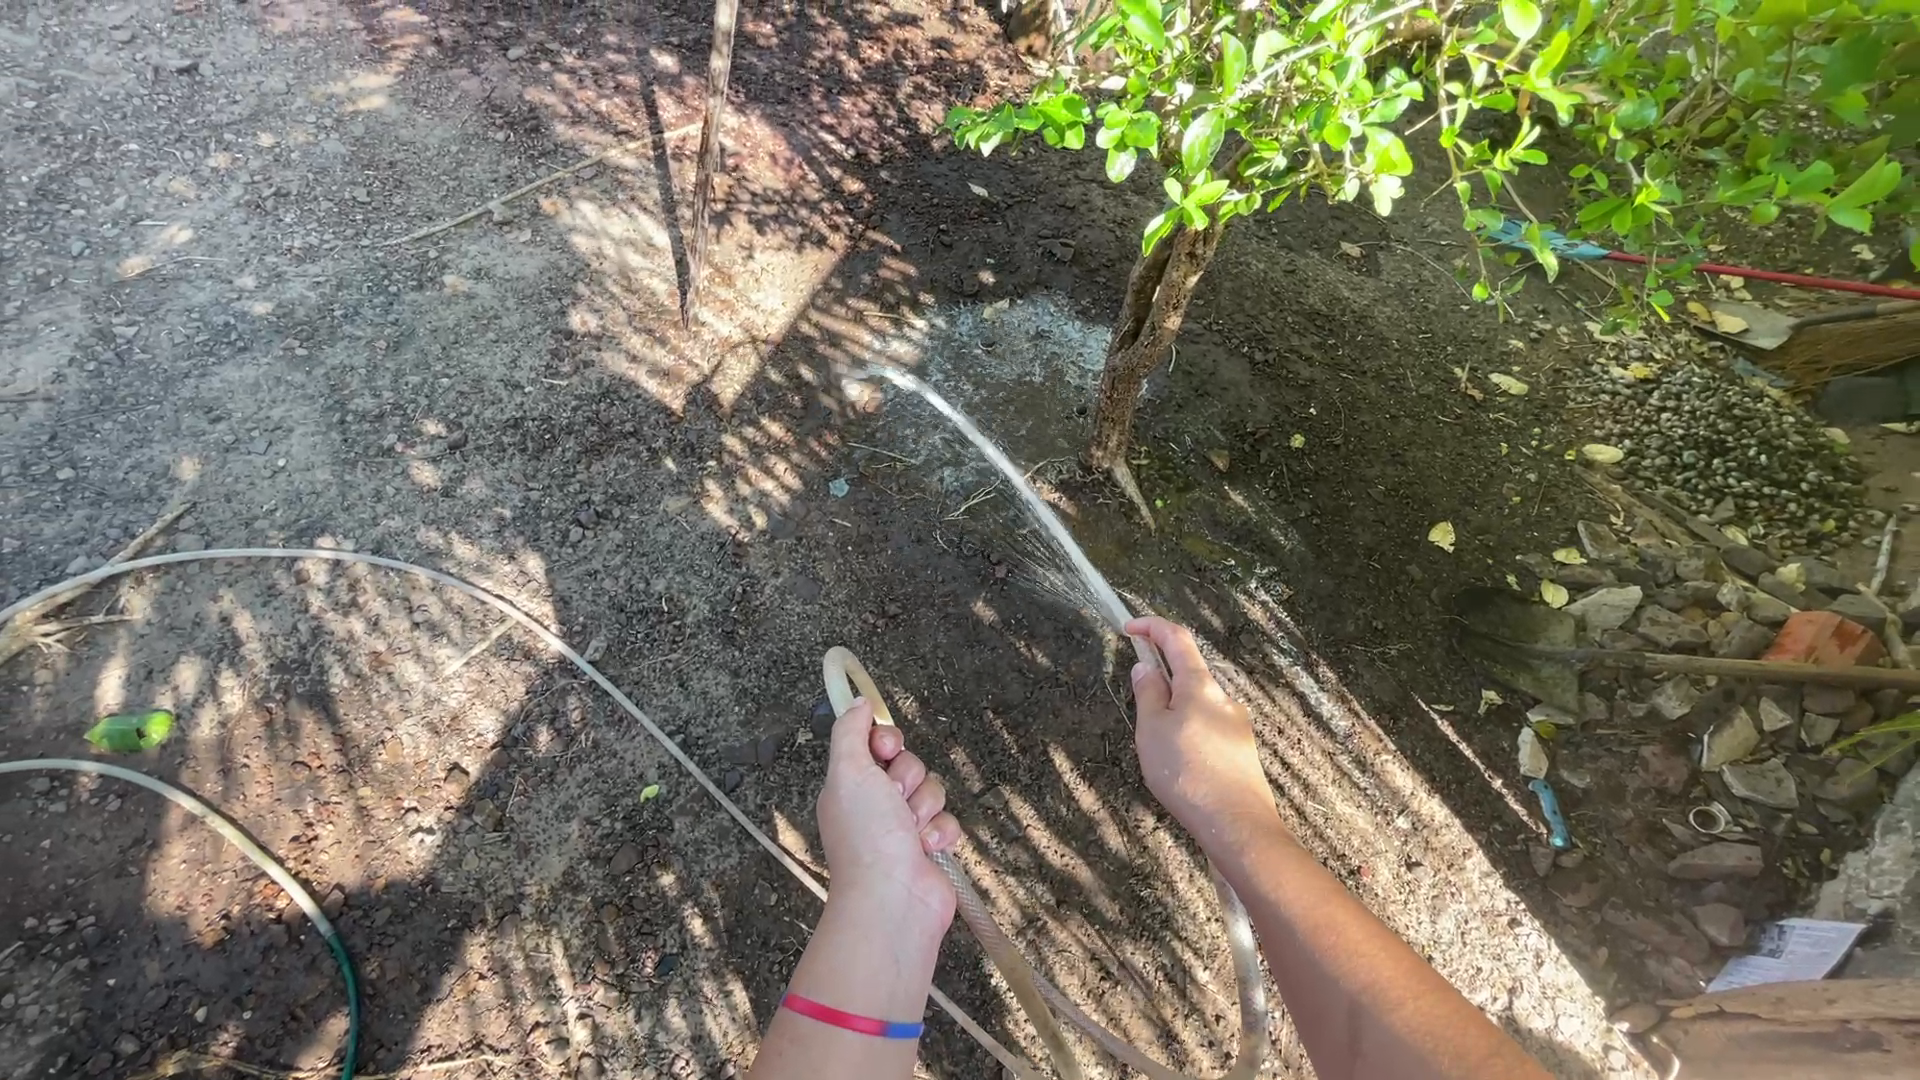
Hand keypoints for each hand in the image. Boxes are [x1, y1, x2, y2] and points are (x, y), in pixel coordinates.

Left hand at [817, 698, 961, 936]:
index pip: (876, 742)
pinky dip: (940, 832)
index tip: (886, 749)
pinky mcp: (930, 846)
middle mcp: (875, 804)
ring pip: (932, 789)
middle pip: (908, 763)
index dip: (887, 741)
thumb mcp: (848, 772)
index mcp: (851, 785)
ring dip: (924, 806)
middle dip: (908, 778)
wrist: (893, 899)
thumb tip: (857, 702)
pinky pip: (948, 819)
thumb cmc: (866, 836)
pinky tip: (926, 849)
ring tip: (910, 831)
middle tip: (894, 800)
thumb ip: (850, 732)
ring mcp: (903, 827)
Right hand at [1126, 617, 1281, 850]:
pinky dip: (1188, 727)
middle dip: (1162, 674)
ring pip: (1199, 701)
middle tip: (1139, 704)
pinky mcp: (1242, 749)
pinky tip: (1180, 761)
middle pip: (1190, 670)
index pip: (1177, 638)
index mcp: (1200, 685)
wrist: (1237, 824)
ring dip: (1175, 706)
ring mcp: (1237, 723)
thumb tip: (1146, 666)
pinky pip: (1208, 724)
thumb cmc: (1185, 772)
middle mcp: (1224, 697)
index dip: (1151, 626)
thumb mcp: (1152, 730)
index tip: (1128, 629)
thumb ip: (1148, 694)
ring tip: (1157, 744)